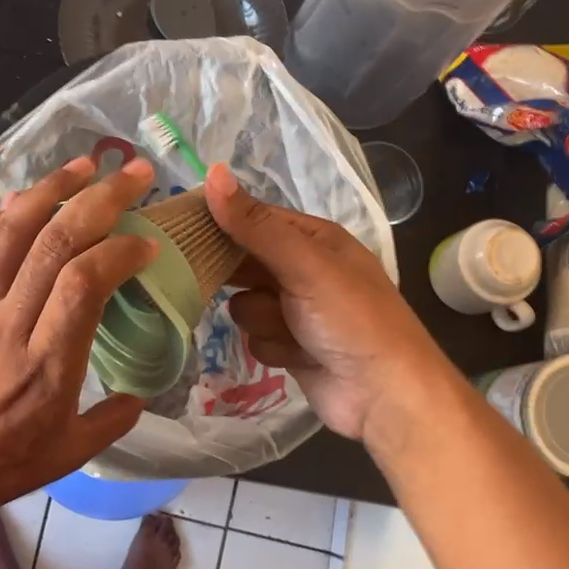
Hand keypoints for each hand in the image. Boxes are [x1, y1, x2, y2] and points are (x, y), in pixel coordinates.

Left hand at [0, 156, 159, 532]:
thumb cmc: (1, 466)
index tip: (147, 242)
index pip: (85, 283)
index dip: (120, 250)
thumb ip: (113, 419)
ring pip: (13, 231)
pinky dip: (14, 215)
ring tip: (87, 164)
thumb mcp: (71, 452)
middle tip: (135, 173)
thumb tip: (140, 394)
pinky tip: (34, 198)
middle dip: (101, 198)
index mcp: (46, 365)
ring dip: (53, 189)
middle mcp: (10, 326)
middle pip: (55, 242)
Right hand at [205, 163, 446, 442]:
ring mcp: (296, 312)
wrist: (384, 394)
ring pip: (245, 307)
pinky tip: (299, 356)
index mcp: (315, 239)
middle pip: (243, 266)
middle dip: (240, 282)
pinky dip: (274, 350)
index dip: (222, 225)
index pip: (254, 220)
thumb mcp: (305, 265)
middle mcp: (304, 271)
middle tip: (222, 284)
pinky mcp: (290, 347)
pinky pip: (256, 340)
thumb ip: (255, 226)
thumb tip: (212, 174)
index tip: (183, 233)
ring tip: (294, 331)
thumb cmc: (352, 319)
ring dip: (264, 322)